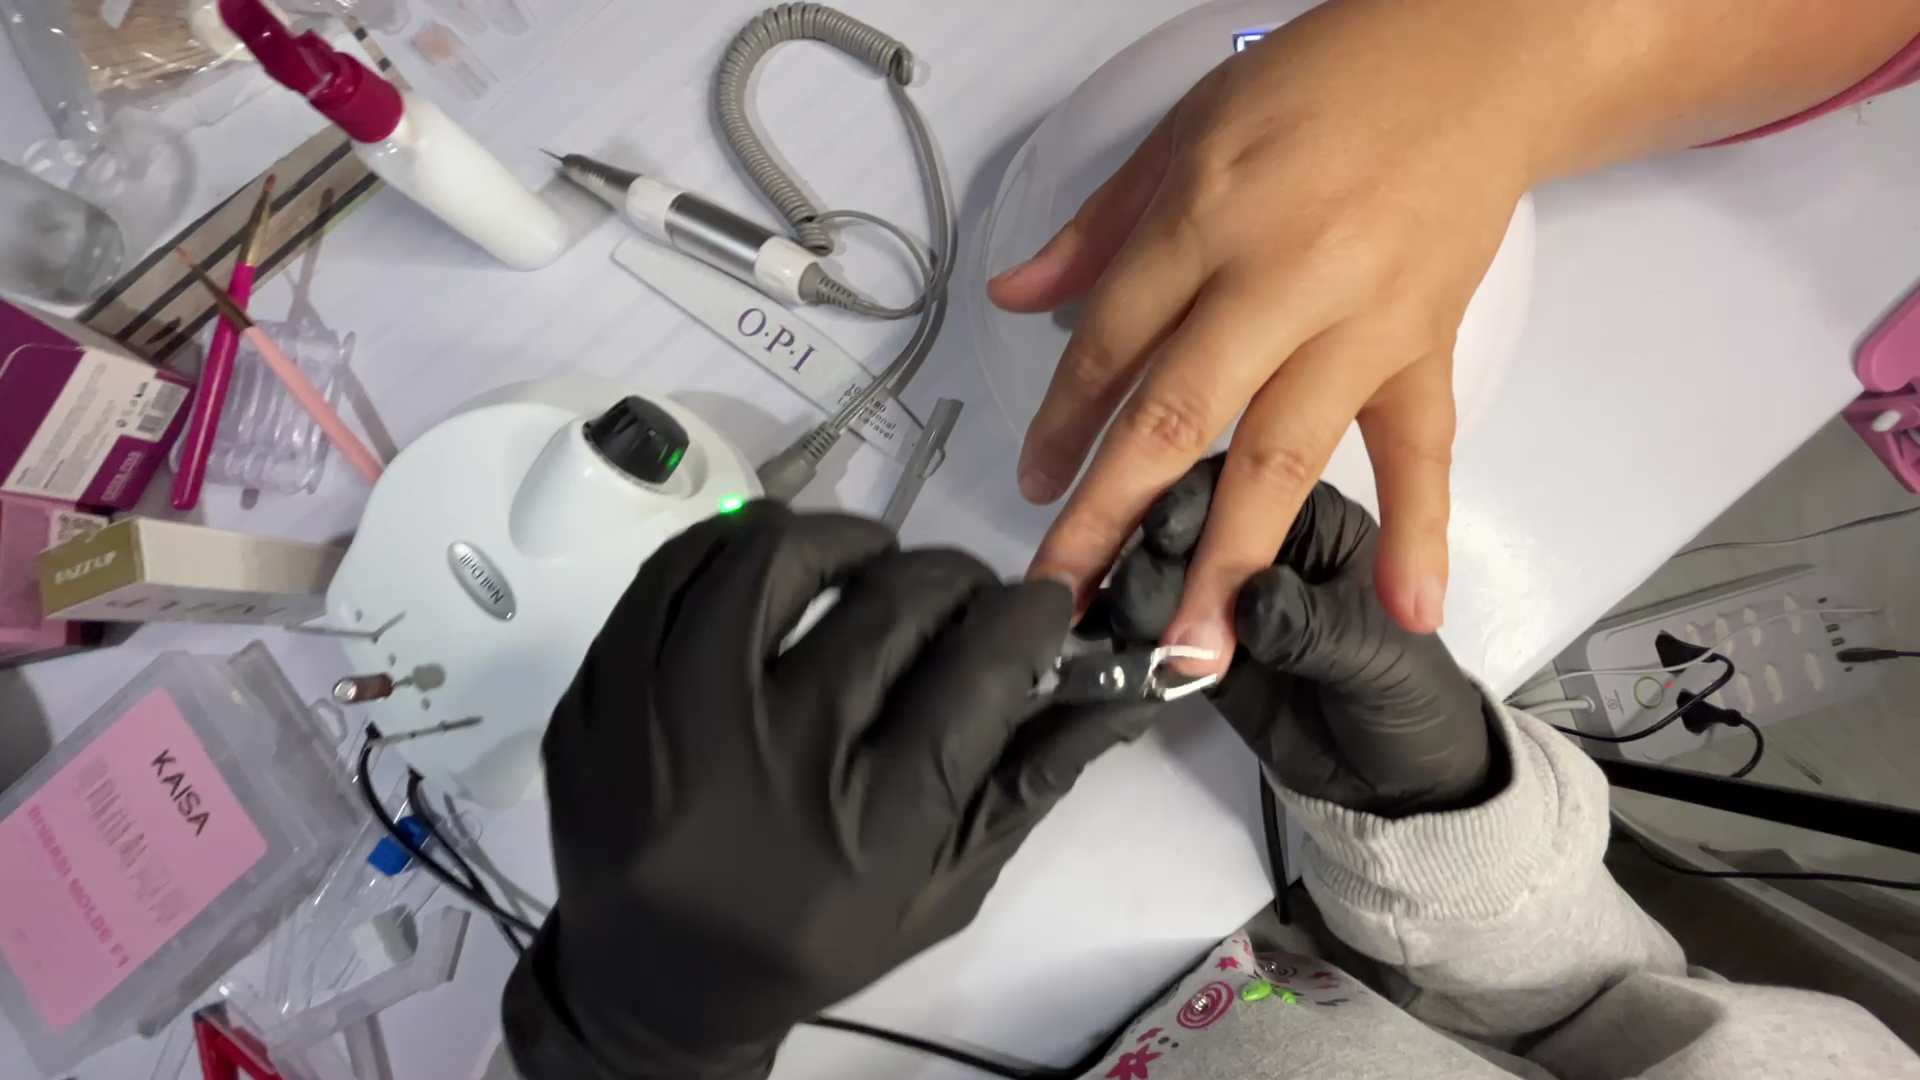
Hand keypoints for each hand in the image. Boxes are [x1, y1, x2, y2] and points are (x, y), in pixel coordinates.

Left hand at [503, 503, 1155, 1079]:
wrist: (651, 986)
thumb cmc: (817, 939)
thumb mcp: (945, 886)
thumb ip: (1033, 778)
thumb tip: (1123, 688)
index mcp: (866, 834)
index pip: (975, 677)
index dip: (1027, 619)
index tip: (1042, 603)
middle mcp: (765, 770)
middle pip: (887, 611)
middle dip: (953, 577)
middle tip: (962, 588)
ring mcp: (662, 724)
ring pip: (769, 564)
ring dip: (846, 538)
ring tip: (872, 555)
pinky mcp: (597, 694)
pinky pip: (672, 571)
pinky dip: (740, 541)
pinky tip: (776, 558)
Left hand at [991, 0, 1543, 657]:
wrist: (1484, 49)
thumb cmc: (1319, 86)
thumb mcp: (1183, 131)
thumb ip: (1095, 229)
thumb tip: (1013, 297)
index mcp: (1204, 219)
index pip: (1107, 346)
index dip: (1062, 425)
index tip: (1033, 489)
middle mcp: (1280, 281)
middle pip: (1175, 419)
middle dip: (1114, 518)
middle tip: (1069, 601)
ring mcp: (1362, 326)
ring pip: (1282, 456)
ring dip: (1230, 560)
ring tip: (1194, 649)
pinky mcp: (1428, 348)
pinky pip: (1423, 447)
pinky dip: (1419, 529)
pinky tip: (1405, 609)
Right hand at [1098, 457, 1495, 815]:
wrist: (1383, 781)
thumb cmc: (1404, 699)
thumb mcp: (1376, 658)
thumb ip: (1314, 627)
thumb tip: (1251, 604)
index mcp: (1310, 517)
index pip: (1247, 487)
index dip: (1198, 505)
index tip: (1163, 536)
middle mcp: (1254, 539)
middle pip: (1184, 521)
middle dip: (1153, 552)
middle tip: (1138, 594)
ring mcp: (1214, 590)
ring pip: (1156, 569)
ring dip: (1135, 593)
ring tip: (1129, 627)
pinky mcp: (1188, 639)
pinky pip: (1148, 622)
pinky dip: (1128, 631)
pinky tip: (1113, 644)